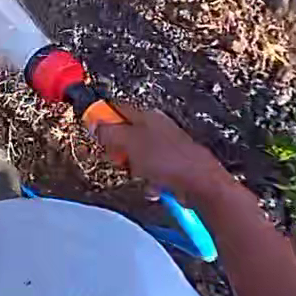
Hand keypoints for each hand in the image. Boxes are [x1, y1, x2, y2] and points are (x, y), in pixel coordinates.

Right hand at [91, 102, 236, 207]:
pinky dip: (151, 181)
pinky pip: (152, 172)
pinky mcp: (173, 166)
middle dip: (120, 151)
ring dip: (136, 169)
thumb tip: (94, 124)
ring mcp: (167, 147)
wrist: (201, 184)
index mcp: (147, 116)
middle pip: (126, 135)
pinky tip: (155, 186)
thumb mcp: (129, 143)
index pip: (117, 109)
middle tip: (121, 159)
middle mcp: (158, 128)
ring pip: (138, 157)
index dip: (103, 119)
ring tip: (141, 175)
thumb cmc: (169, 160)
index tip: (94, 132)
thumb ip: (109, 133)